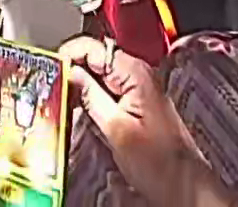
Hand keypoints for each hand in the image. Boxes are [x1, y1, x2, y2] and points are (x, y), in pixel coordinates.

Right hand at [61, 36, 230, 206]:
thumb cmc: (157, 163)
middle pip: (96, 57)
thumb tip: (68, 71)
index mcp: (134, 72)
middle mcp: (137, 72)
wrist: (188, 190)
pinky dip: (93, 92)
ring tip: (61, 94)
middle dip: (73, 67)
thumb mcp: (116, 129)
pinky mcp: (138, 101)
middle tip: (52, 82)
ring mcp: (139, 86)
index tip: (50, 66)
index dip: (69, 53)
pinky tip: (81, 106)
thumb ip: (90, 96)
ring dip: (81, 81)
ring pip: (100, 72)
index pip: (93, 46)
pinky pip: (108, 87)